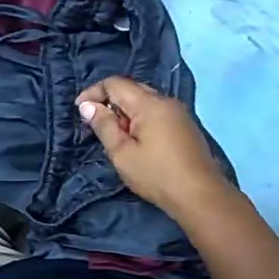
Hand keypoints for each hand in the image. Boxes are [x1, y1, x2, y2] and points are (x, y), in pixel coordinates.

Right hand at [77, 77, 234, 223]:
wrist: (200, 195)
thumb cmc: (156, 175)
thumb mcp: (122, 153)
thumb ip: (104, 125)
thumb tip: (88, 105)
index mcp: (149, 104)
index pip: (115, 83)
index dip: (93, 92)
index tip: (79, 110)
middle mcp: (166, 101)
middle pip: (131, 89)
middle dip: (109, 101)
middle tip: (95, 124)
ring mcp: (178, 113)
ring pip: (145, 101)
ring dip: (125, 112)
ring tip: (114, 136)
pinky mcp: (185, 126)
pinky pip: (156, 112)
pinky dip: (140, 119)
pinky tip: (136, 141)